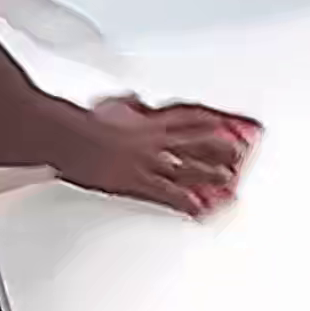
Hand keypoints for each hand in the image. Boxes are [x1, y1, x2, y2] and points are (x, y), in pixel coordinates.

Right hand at [58, 96, 258, 217]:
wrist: (70, 138)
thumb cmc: (83, 124)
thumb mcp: (110, 107)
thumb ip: (124, 107)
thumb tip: (125, 102)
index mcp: (151, 122)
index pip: (192, 120)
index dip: (214, 124)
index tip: (230, 127)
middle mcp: (157, 141)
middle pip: (201, 144)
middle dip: (223, 151)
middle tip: (239, 159)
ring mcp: (149, 162)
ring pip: (191, 168)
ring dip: (213, 176)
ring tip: (228, 184)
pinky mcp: (136, 182)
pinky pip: (168, 193)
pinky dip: (185, 201)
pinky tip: (197, 208)